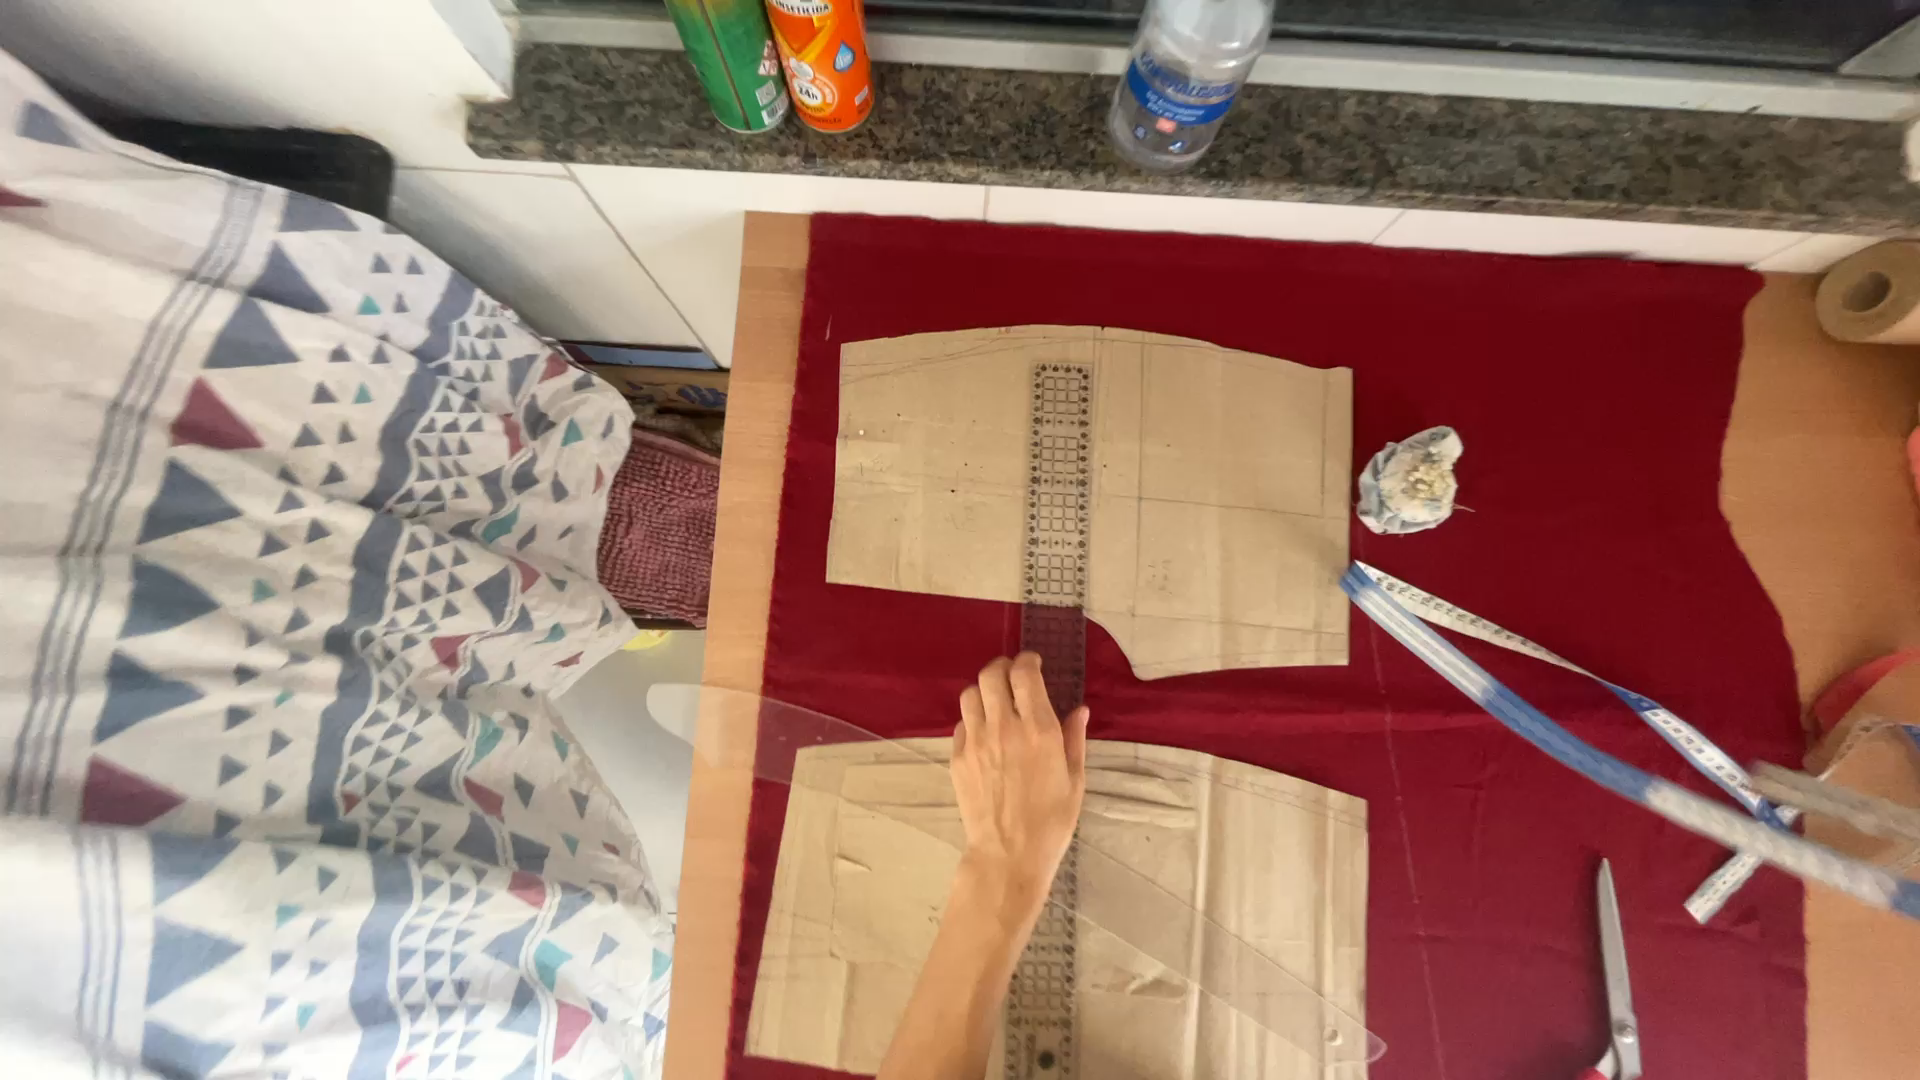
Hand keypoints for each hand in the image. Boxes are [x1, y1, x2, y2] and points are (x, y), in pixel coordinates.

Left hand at [951, 653, 1089, 920]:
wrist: (1008, 855)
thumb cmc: (1051, 821)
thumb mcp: (1075, 780)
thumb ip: (1075, 739)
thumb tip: (1079, 709)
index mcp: (1038, 729)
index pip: (1024, 674)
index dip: (1027, 660)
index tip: (1032, 662)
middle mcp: (1004, 727)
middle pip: (991, 675)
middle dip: (1002, 667)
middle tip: (1012, 675)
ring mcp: (976, 741)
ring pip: (970, 694)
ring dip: (984, 690)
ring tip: (995, 700)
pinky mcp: (958, 757)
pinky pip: (961, 723)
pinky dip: (972, 718)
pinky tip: (984, 732)